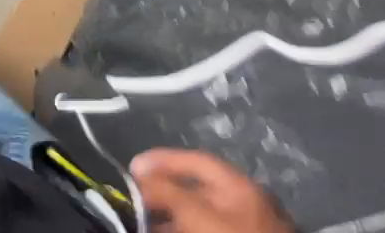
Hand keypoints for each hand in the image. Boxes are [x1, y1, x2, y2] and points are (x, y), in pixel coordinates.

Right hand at [133, 149, 293, 232]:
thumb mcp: (195, 212)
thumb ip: (164, 188)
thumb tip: (139, 171)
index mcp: (240, 185)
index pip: (195, 159)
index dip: (161, 159)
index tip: (134, 168)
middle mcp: (248, 201)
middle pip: (197, 187)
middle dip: (163, 190)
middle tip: (137, 196)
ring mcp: (250, 226)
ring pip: (202, 211)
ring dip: (172, 213)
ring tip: (147, 219)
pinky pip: (210, 227)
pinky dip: (186, 227)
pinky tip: (167, 229)